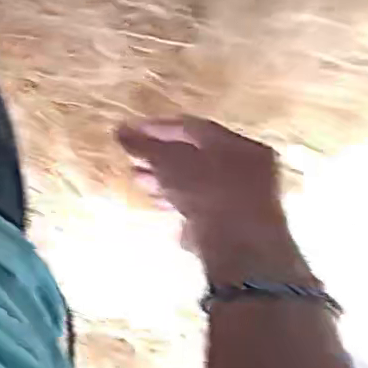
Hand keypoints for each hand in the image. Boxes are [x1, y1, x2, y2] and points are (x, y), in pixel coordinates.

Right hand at [116, 116, 311, 282]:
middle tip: (131, 155)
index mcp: (238, 145)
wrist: (237, 242)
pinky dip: (175, 193)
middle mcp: (247, 164)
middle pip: (194, 151)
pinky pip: (198, 195)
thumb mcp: (166, 162)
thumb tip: (120, 129)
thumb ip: (143, 144)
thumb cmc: (205, 191)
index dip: (155, 126)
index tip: (126, 130)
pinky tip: (156, 199)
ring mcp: (244, 191)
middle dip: (158, 153)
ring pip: (194, 175)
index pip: (192, 126)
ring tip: (136, 177)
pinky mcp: (234, 213)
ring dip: (163, 175)